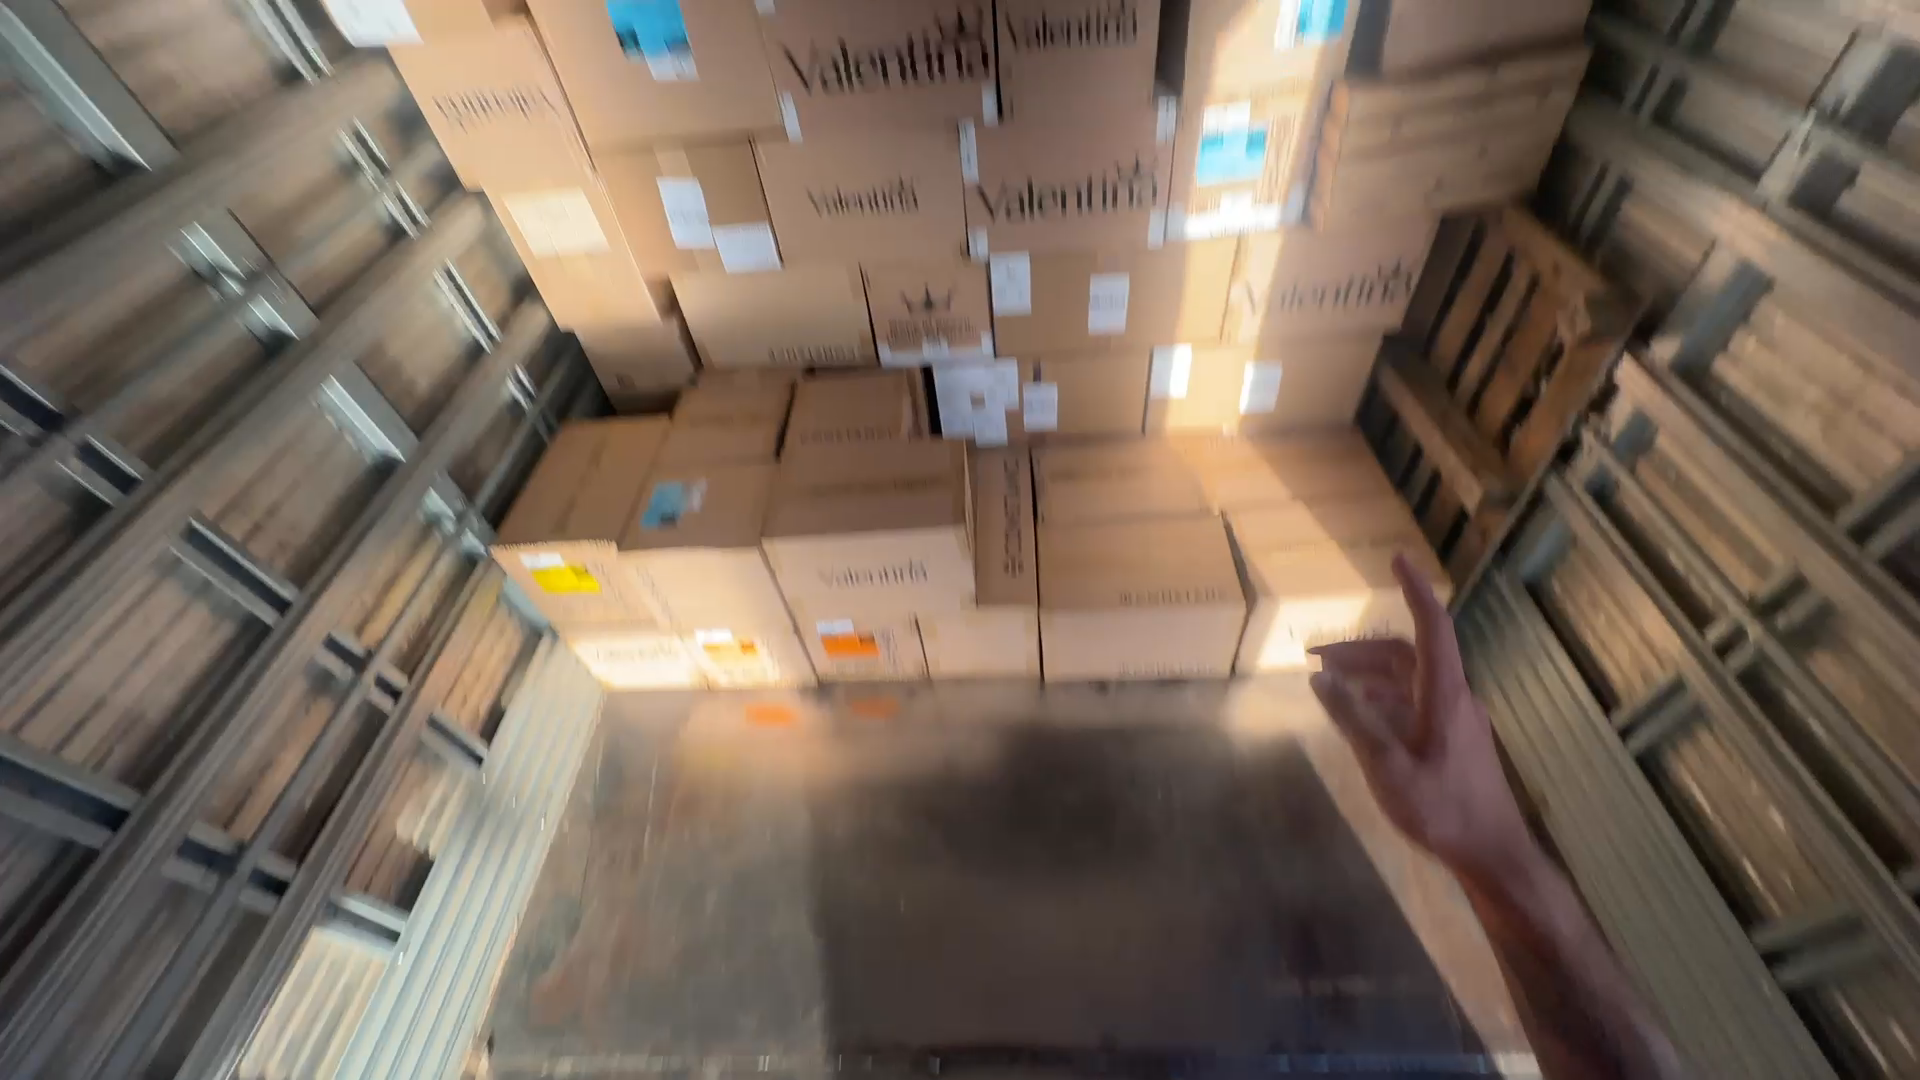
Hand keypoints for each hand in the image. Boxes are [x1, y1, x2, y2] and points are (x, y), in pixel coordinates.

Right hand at [1309, 553, 1537, 884]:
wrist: (1493, 855)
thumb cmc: (1441, 809)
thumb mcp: (1386, 764)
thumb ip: (1352, 718)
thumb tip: (1318, 677)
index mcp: (1443, 694)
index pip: (1431, 627)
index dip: (1414, 590)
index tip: (1397, 559)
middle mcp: (1452, 696)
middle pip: (1405, 652)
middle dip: (1358, 647)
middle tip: (1314, 655)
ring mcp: (1454, 717)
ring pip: (1406, 676)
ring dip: (1366, 671)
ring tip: (1327, 681)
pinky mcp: (1451, 736)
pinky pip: (1410, 699)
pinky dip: (1379, 694)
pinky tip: (1356, 712)